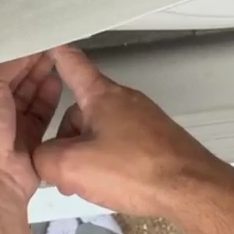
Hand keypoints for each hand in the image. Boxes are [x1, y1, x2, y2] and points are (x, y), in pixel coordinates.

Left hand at [0, 53, 61, 209]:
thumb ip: (3, 62)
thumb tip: (21, 46)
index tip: (21, 32)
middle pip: (3, 79)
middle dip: (23, 61)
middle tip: (46, 39)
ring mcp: (0, 129)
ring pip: (22, 96)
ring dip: (37, 76)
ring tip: (56, 53)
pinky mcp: (24, 142)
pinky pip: (38, 114)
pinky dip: (47, 97)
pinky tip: (58, 78)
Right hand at [31, 46, 233, 217]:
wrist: (192, 189)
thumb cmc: (133, 170)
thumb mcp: (72, 166)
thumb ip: (43, 158)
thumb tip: (41, 159)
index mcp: (101, 95)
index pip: (72, 64)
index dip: (55, 54)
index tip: (46, 44)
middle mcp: (124, 100)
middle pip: (81, 110)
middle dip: (66, 138)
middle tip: (62, 171)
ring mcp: (143, 120)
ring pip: (100, 130)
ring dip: (86, 154)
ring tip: (86, 185)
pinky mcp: (157, 140)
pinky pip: (120, 144)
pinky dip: (108, 161)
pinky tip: (111, 185)